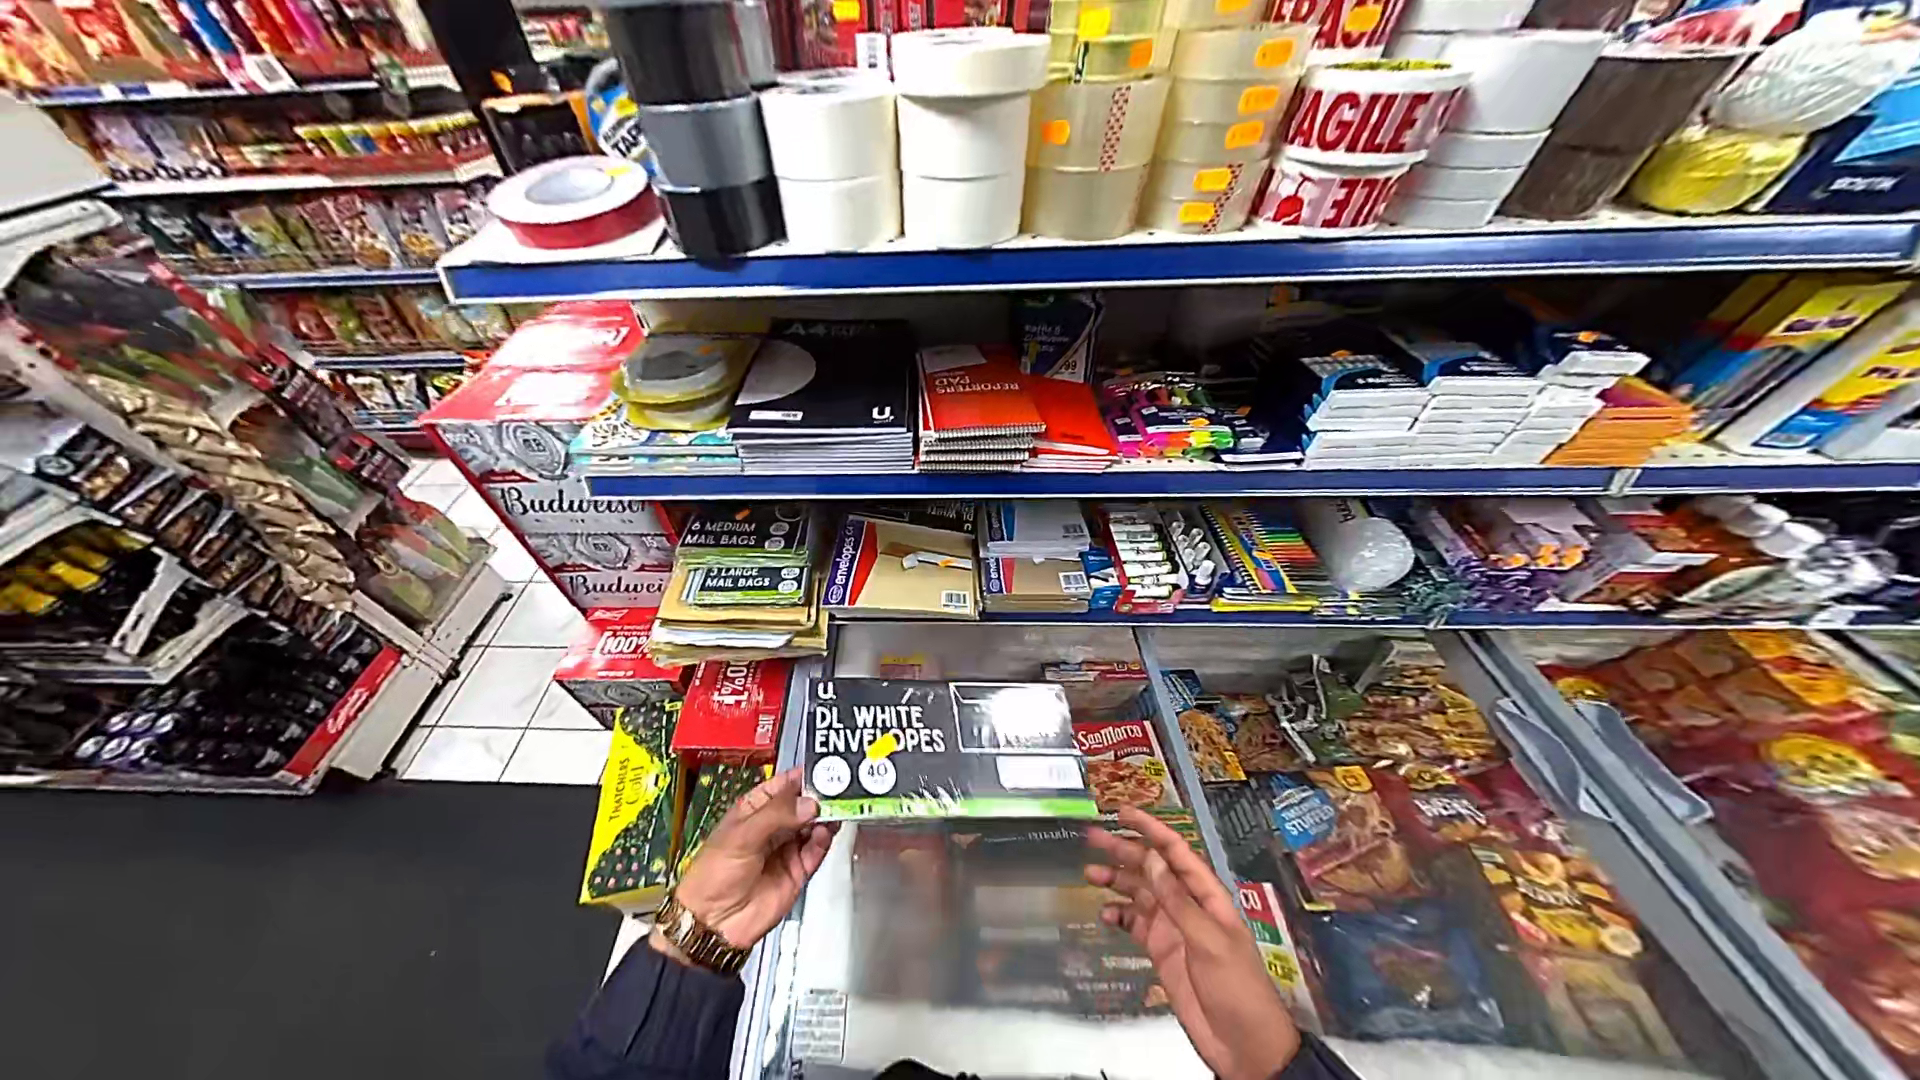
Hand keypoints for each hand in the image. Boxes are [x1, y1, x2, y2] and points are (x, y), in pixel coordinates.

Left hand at [664, 767, 838, 954]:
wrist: (712, 925)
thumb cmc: (713, 874)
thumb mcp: (741, 836)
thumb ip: (778, 815)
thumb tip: (810, 803)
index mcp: (756, 809)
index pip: (785, 784)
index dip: (803, 775)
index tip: (825, 767)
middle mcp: (776, 825)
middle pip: (805, 803)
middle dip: (821, 795)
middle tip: (837, 789)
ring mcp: (788, 847)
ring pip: (815, 824)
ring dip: (826, 816)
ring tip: (834, 810)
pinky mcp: (798, 870)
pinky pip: (817, 850)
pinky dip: (824, 840)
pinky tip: (824, 833)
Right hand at [1086, 806, 1300, 1079]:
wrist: (1246, 1048)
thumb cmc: (1237, 988)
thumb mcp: (1209, 941)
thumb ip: (1178, 901)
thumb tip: (1152, 859)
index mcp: (1205, 894)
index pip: (1175, 851)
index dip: (1150, 828)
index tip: (1123, 812)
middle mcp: (1186, 904)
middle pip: (1151, 868)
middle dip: (1123, 851)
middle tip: (1093, 838)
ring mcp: (1172, 927)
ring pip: (1138, 893)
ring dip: (1116, 881)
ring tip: (1090, 874)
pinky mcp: (1160, 950)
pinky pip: (1134, 924)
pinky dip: (1118, 916)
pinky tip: (1104, 915)